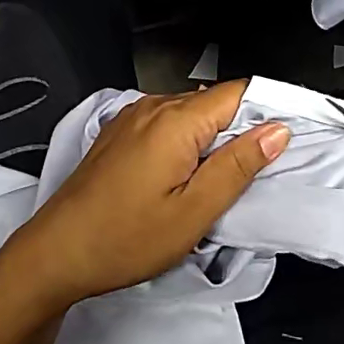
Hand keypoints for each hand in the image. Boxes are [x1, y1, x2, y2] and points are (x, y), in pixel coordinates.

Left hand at [0, 80, 288, 309]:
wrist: (58, 251)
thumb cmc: (126, 237)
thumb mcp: (194, 212)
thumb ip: (237, 166)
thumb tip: (277, 130)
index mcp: (175, 120)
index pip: (237, 92)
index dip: (267, 111)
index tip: (286, 140)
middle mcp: (152, 107)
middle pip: (214, 102)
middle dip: (240, 129)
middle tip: (252, 174)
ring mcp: (131, 116)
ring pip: (190, 114)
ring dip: (211, 139)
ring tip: (215, 182)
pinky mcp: (119, 132)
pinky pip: (166, 123)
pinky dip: (185, 142)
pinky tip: (181, 177)